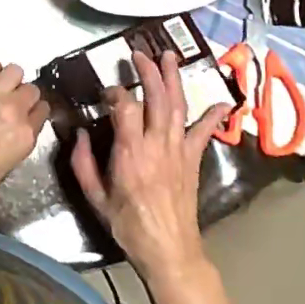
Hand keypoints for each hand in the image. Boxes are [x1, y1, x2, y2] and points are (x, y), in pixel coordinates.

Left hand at [0, 60, 46, 205]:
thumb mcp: (2, 175)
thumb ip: (15, 151)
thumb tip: (13, 141)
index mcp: (25, 137)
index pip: (44, 112)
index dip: (35, 114)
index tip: (28, 117)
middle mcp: (16, 110)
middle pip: (33, 90)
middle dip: (25, 97)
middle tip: (12, 105)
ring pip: (16, 71)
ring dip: (11, 80)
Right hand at [71, 50, 229, 284]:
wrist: (167, 249)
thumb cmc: (127, 225)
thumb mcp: (94, 197)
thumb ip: (82, 162)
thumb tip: (80, 134)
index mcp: (130, 152)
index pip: (125, 107)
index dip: (116, 93)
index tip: (106, 93)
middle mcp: (157, 144)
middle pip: (156, 98)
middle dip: (149, 72)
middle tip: (140, 54)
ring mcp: (179, 150)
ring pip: (178, 106)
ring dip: (174, 79)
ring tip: (169, 57)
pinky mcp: (193, 159)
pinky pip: (204, 132)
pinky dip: (214, 115)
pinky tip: (225, 101)